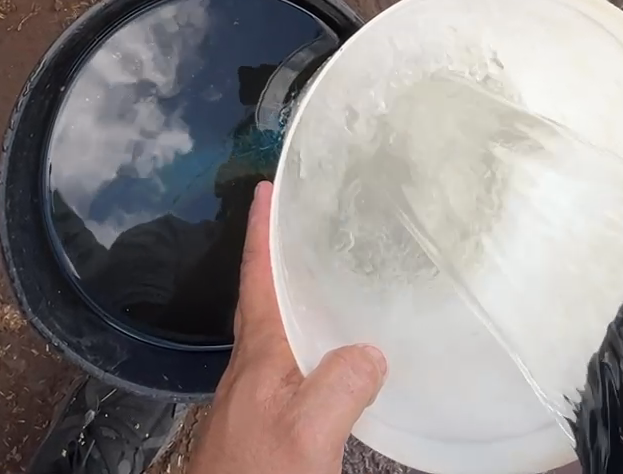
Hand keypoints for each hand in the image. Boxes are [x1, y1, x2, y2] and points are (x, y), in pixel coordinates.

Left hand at [186, 182, 386, 473]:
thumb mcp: (307, 433)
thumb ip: (340, 385)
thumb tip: (372, 350)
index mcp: (259, 353)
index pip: (258, 276)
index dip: (260, 230)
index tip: (263, 188)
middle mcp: (251, 366)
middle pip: (262, 294)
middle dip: (275, 253)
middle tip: (298, 220)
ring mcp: (255, 394)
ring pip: (273, 327)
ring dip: (289, 292)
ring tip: (320, 273)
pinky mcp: (263, 420)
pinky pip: (286, 359)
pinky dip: (303, 335)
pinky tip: (326, 352)